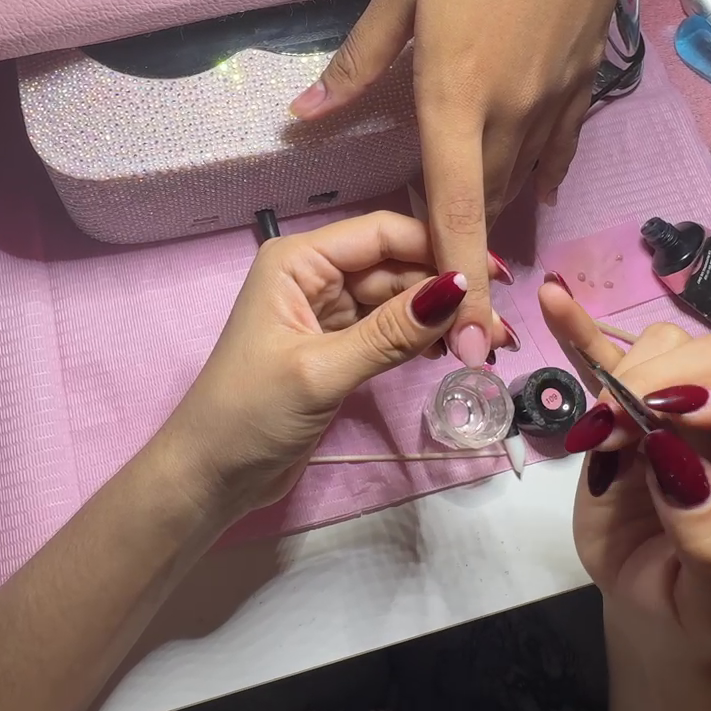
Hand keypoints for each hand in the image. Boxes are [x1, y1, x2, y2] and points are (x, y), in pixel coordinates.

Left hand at [154, 212, 466, 520]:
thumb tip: (460, 288)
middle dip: (447, 292)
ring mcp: (326, 310)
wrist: (211, 475)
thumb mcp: (321, 371)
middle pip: (395, 266)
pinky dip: (420, 338)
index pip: (382, 234)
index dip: (438, 248)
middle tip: (498, 328)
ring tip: (489, 344)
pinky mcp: (337, 344)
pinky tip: (453, 351)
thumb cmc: (250, 414)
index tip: (494, 276)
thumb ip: (390, 332)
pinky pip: (388, 328)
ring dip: (440, 318)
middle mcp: (314, 274)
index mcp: (298, 260)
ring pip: (397, 299)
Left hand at [290, 0, 663, 364]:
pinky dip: (532, 173)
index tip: (459, 333)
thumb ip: (357, 65)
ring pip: (519, 176)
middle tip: (437, 278)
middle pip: (483, 200)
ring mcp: (559, 94)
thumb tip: (304, 115)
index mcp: (456, 94)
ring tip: (470, 239)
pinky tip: (524, 186)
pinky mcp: (585, 74)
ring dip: (492, 210)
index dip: (454, 275)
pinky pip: (556, 146)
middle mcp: (514, 110)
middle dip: (461, 247)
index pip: (453, 208)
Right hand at [539, 281, 710, 660]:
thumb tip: (678, 464)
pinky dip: (581, 329)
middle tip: (617, 426)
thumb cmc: (700, 615)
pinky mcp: (633, 403)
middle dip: (668, 382)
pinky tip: (555, 302)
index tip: (679, 413)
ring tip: (596, 432)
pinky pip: (609, 353)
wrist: (652, 605)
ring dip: (627, 374)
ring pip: (674, 345)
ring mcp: (692, 407)